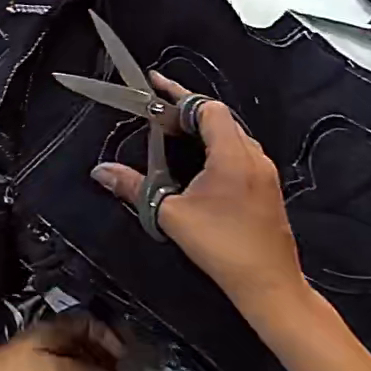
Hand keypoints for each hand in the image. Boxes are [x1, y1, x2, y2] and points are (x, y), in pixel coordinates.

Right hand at [91, 73, 305, 313]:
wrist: (269, 285)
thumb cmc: (222, 247)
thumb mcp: (171, 214)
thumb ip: (135, 187)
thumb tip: (101, 171)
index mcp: (232, 155)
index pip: (207, 107)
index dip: (179, 94)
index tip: (155, 84)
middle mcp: (253, 156)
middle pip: (219, 117)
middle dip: (187, 110)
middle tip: (157, 114)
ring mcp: (264, 172)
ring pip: (231, 134)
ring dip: (203, 129)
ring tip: (173, 134)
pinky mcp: (266, 187)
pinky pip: (240, 152)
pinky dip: (216, 146)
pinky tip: (198, 162)